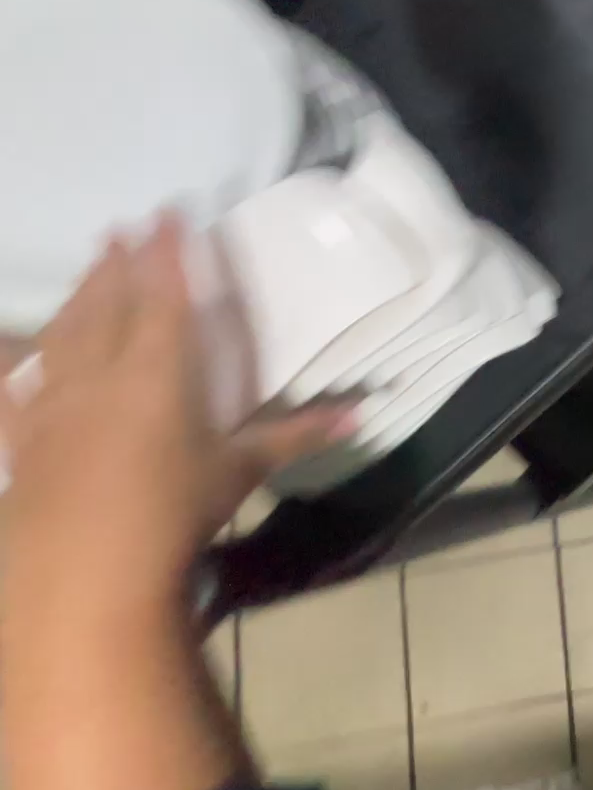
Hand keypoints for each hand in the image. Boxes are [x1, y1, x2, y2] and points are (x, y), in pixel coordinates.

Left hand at [0, 216, 350, 595]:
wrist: (78, 572)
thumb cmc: (173, 510)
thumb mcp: (243, 469)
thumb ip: (297, 434)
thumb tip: (362, 411)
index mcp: (158, 378)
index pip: (164, 302)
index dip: (168, 257)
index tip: (168, 217)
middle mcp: (98, 378)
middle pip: (106, 306)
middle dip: (116, 264)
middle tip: (124, 228)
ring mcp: (52, 404)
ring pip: (62, 334)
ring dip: (77, 294)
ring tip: (89, 264)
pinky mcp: (23, 435)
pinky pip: (19, 383)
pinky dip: (22, 357)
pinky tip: (22, 350)